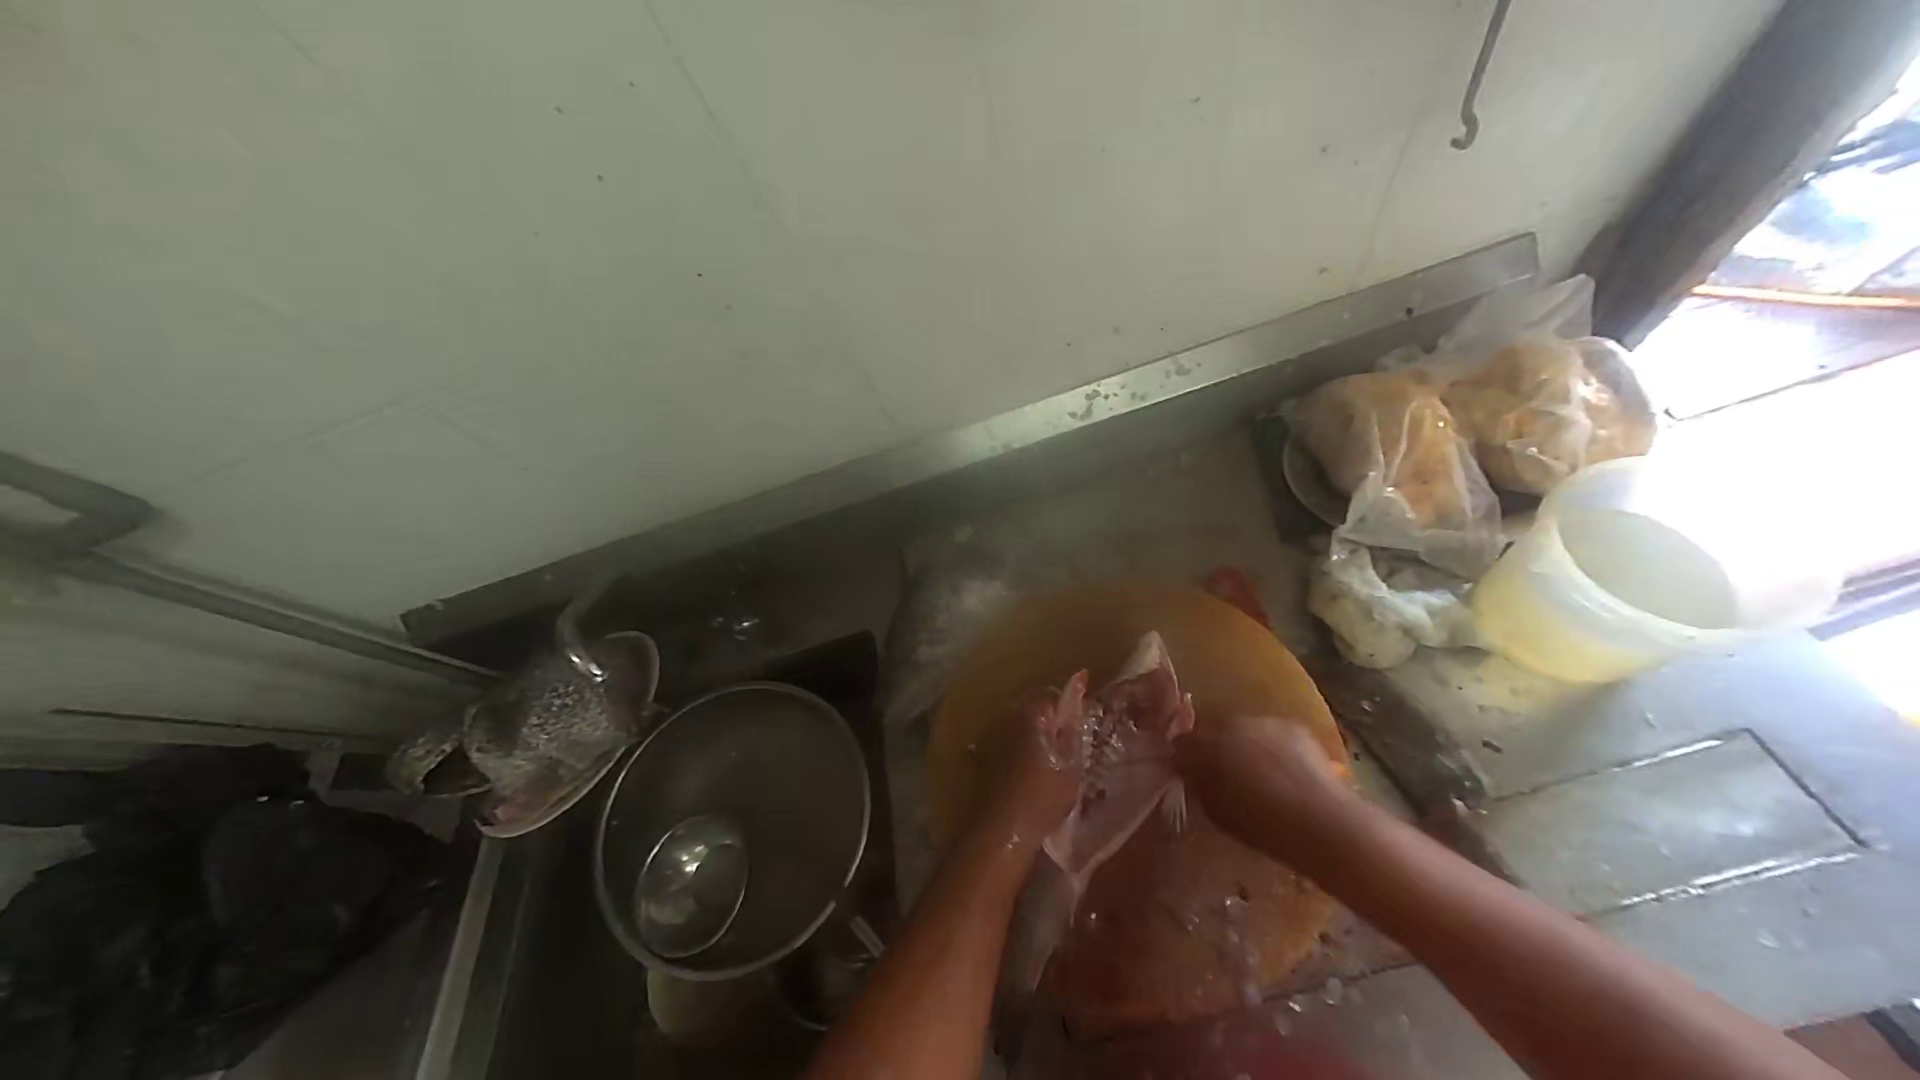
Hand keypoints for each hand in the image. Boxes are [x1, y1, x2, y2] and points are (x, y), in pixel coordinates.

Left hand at [971, 672, 1087, 846]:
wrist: (1002, 830)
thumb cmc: (1045, 796)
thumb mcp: (1072, 761)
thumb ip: (1074, 721)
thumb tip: (1078, 680)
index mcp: (1031, 713)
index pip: (1053, 695)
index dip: (1068, 712)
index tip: (1078, 732)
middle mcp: (1006, 714)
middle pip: (1032, 706)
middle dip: (1048, 720)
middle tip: (1064, 747)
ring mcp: (990, 733)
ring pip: (1017, 723)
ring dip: (1030, 733)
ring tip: (1044, 760)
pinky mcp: (980, 752)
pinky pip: (1004, 739)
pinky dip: (1015, 747)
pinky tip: (1024, 770)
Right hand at [1174, 714, 1357, 865]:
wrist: (1322, 822)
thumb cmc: (1262, 825)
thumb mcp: (1217, 812)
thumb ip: (1199, 784)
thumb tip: (1192, 771)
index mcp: (1205, 745)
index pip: (1183, 742)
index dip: (1185, 756)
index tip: (1189, 771)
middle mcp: (1230, 723)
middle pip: (1214, 730)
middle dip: (1215, 746)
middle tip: (1223, 772)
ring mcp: (1263, 721)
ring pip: (1244, 729)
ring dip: (1244, 744)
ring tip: (1258, 772)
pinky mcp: (1293, 727)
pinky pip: (1271, 734)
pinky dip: (1271, 747)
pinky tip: (1283, 771)